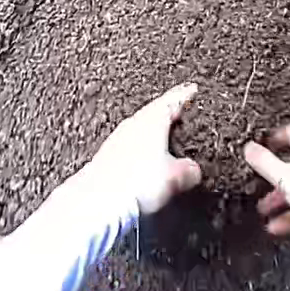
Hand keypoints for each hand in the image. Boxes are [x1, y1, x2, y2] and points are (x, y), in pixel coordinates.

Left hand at [89, 83, 203, 213]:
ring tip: (163, 140)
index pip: (172, 100)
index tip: (192, 89)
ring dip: (152, 132)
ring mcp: (117, 139)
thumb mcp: (175, 176)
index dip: (184, 95)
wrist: (97, 201)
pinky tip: (142, 162)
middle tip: (178, 111)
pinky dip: (139, 150)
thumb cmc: (135, 182)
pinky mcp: (106, 157)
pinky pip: (129, 147)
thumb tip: (192, 170)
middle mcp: (133, 124)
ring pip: (140, 129)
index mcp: (152, 119)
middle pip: (154, 112)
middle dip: (167, 113)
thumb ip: (189, 170)